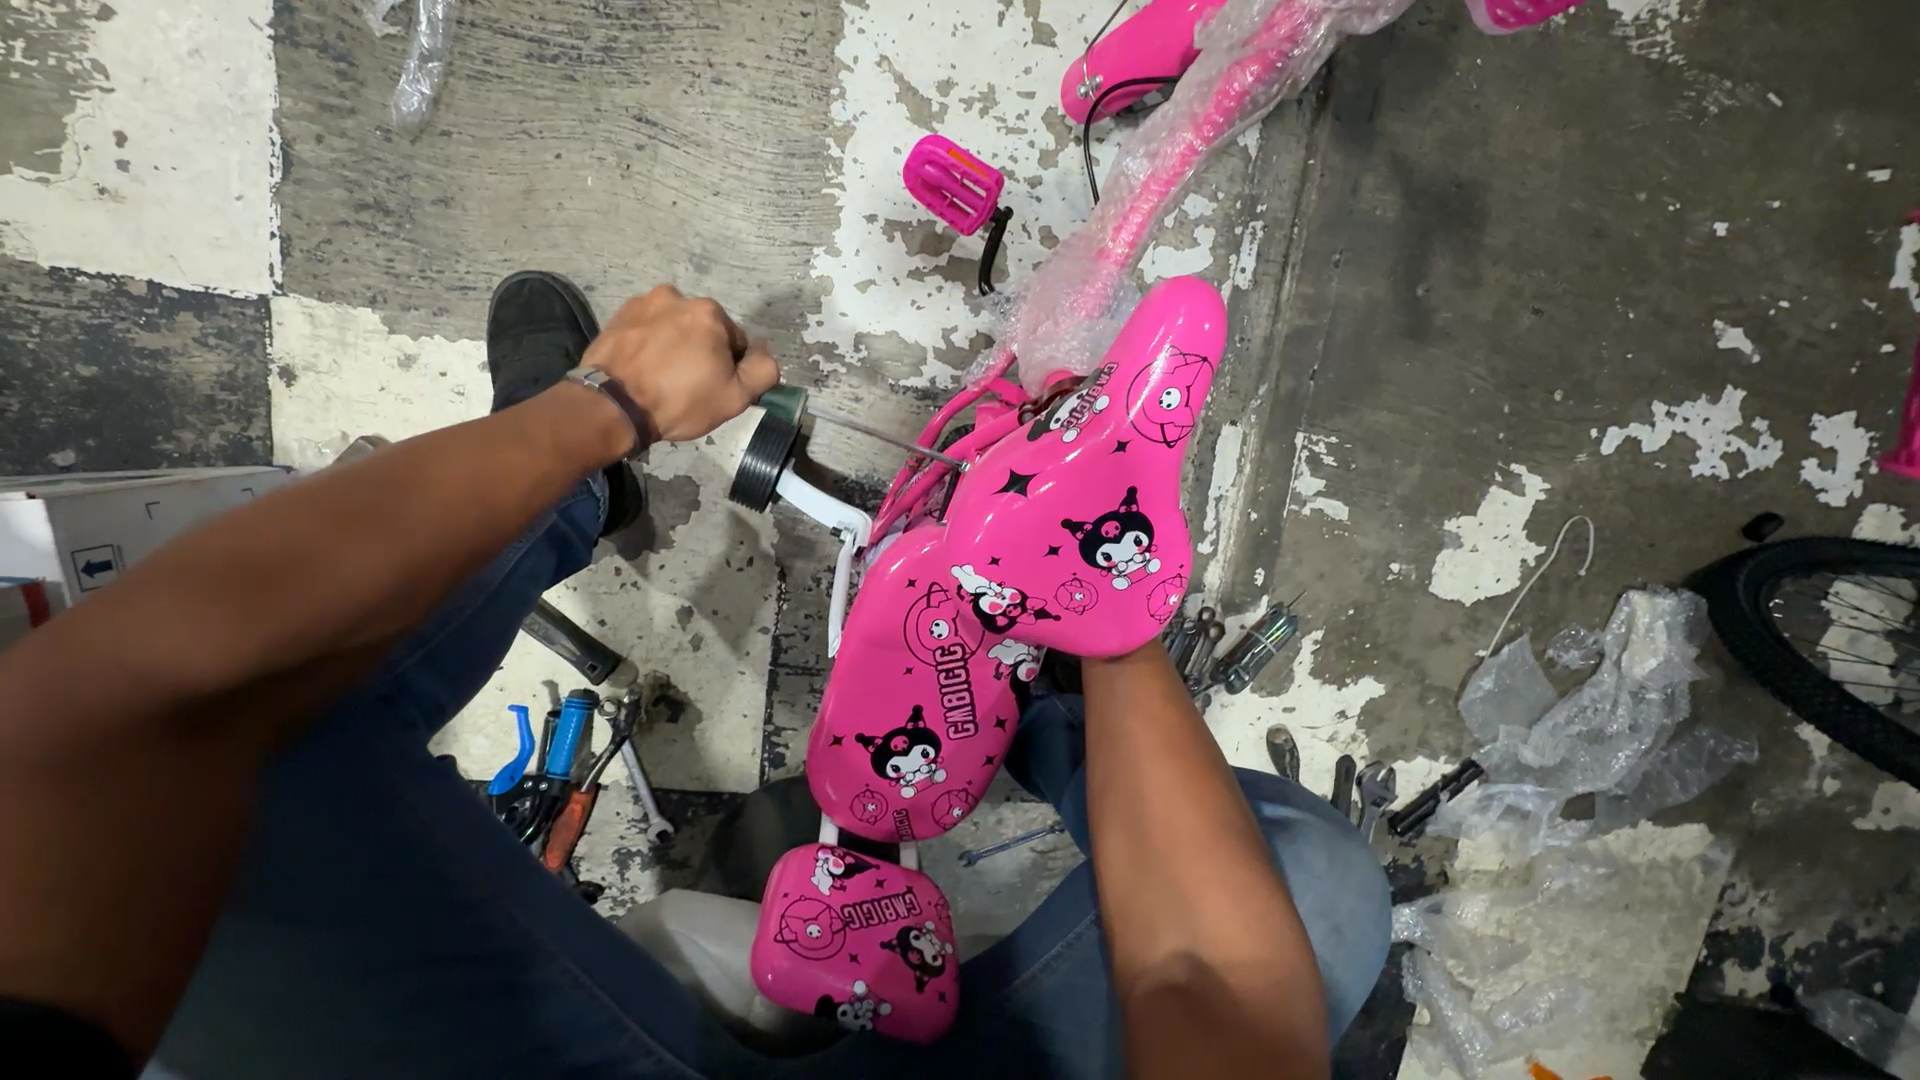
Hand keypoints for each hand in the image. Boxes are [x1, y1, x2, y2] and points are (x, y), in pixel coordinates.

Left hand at [582, 285, 780, 442]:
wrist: (613, 405)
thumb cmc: (680, 401)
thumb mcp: (736, 397)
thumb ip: (763, 371)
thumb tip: (765, 356)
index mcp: (710, 313)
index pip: (736, 343)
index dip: (730, 369)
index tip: (713, 388)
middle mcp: (677, 296)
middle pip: (703, 331)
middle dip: (701, 353)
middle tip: (687, 386)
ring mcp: (643, 303)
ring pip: (674, 328)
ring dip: (674, 346)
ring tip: (662, 378)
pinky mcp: (617, 316)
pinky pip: (646, 330)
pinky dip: (649, 345)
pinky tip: (643, 370)